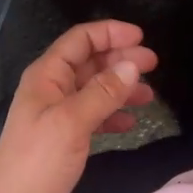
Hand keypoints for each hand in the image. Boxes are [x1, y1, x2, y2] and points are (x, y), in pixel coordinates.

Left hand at [0, 20, 158, 192]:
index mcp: (47, 74)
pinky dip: (112, 116)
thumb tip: (133, 64)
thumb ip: (103, 92)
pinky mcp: (62, 139)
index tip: (141, 36)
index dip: (110, 32)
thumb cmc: (39, 160)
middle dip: (120, 59)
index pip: (80, 39)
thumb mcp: (72, 122)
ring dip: (120, 88)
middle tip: (153, 64)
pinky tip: (131, 123)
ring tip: (149, 94)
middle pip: (89, 62)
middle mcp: (51, 88)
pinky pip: (92, 116)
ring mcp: (56, 114)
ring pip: (94, 89)